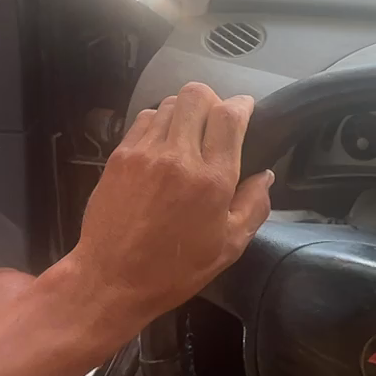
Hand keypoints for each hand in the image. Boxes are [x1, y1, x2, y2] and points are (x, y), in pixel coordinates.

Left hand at [60, 82, 273, 335]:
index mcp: (211, 180)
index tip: (246, 111)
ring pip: (170, 103)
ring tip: (187, 135)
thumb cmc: (176, 270)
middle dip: (212, 101)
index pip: (229, 116)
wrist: (110, 281)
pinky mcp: (119, 156)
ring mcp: (145, 153)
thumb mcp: (229, 247)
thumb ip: (254, 206)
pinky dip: (159, 123)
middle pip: (197, 95)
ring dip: (185, 112)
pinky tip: (162, 146)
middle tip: (214, 122)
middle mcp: (178, 157)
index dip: (241, 105)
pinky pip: (145, 119)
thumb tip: (265, 175)